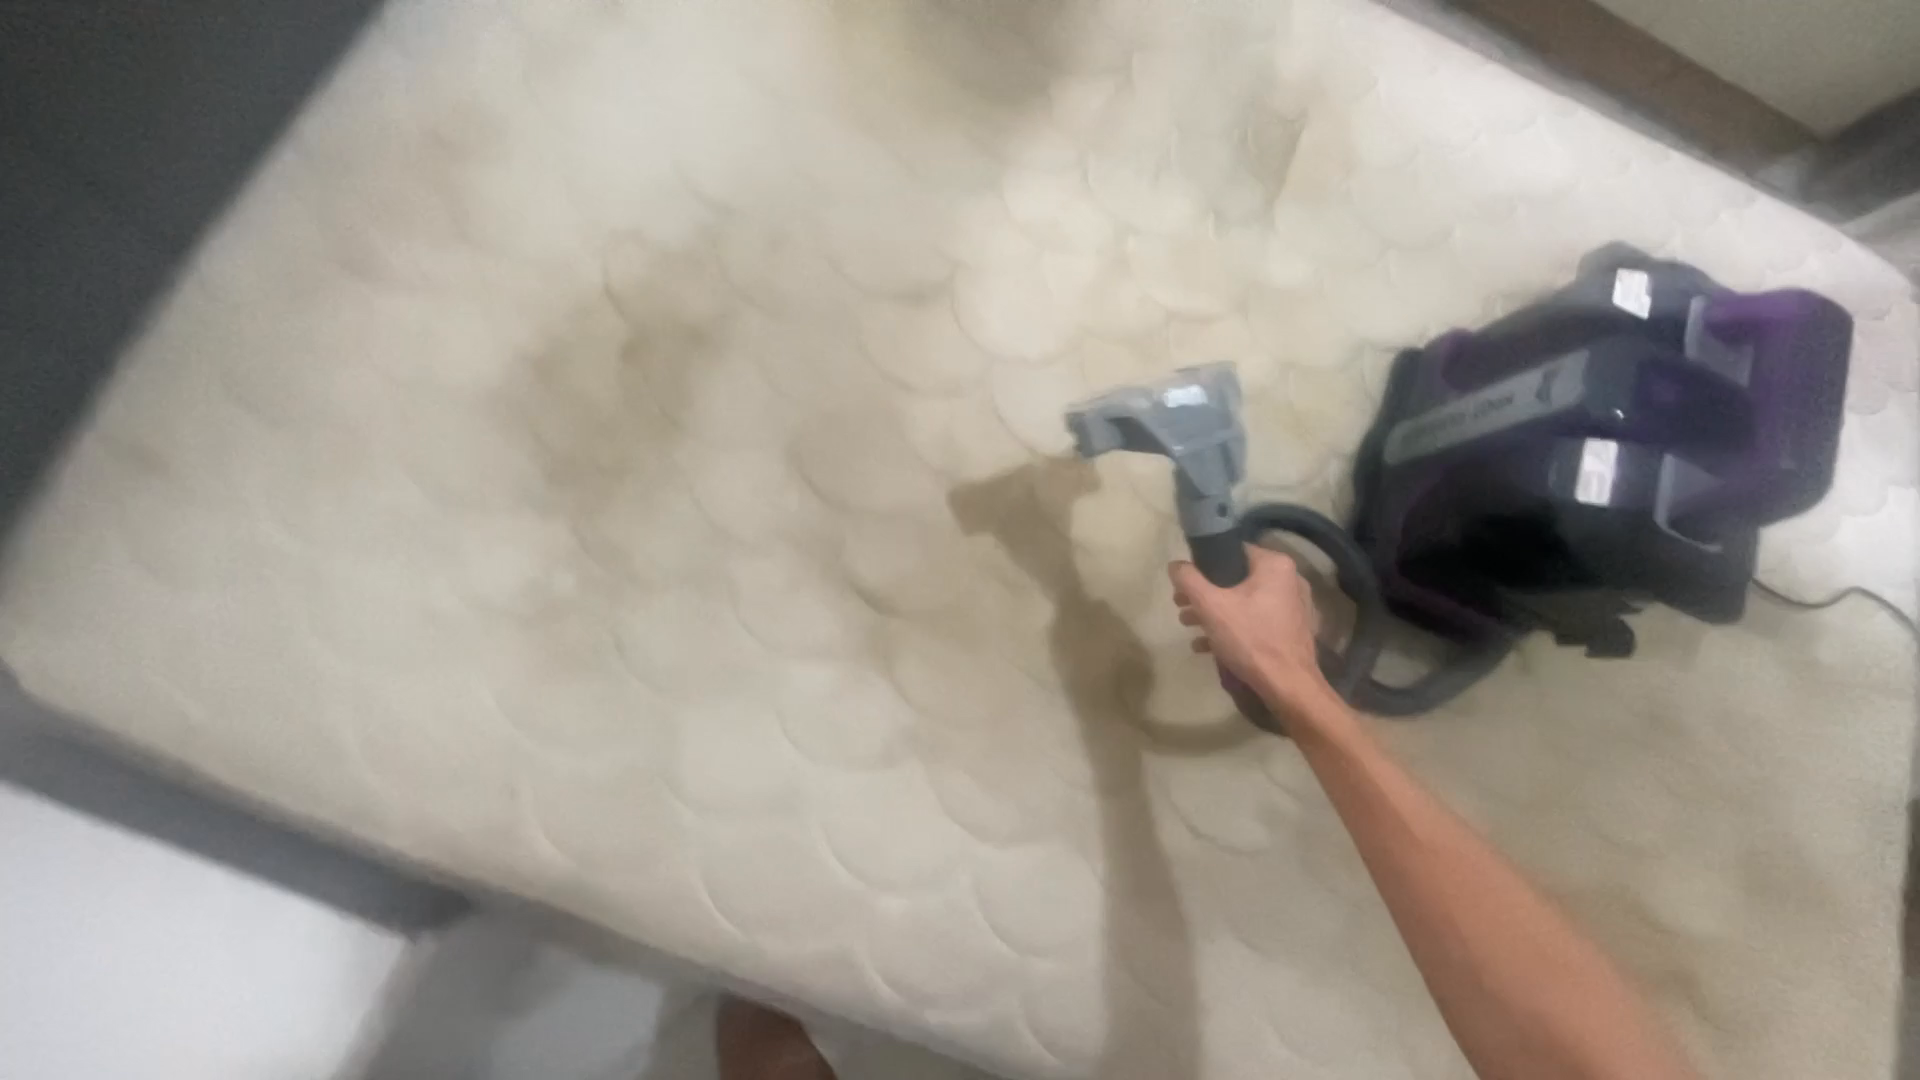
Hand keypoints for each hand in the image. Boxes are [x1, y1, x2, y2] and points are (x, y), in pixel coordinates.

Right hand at [1169, 544, 1339, 720]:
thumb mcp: (1210, 606)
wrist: (1288, 685)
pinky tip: (1209, 645)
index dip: (1203, 564)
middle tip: (1181, 605)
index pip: (1231, 551)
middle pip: (1236, 578)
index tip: (1184, 582)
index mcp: (1274, 565)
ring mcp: (1294, 606)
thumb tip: (1176, 565)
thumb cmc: (1250, 638)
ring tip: (1190, 626)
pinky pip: (1256, 619)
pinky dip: (1233, 627)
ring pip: (1244, 600)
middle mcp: (1290, 579)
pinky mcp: (1292, 629)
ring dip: (1214, 611)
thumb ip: (1188, 580)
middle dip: (1205, 593)